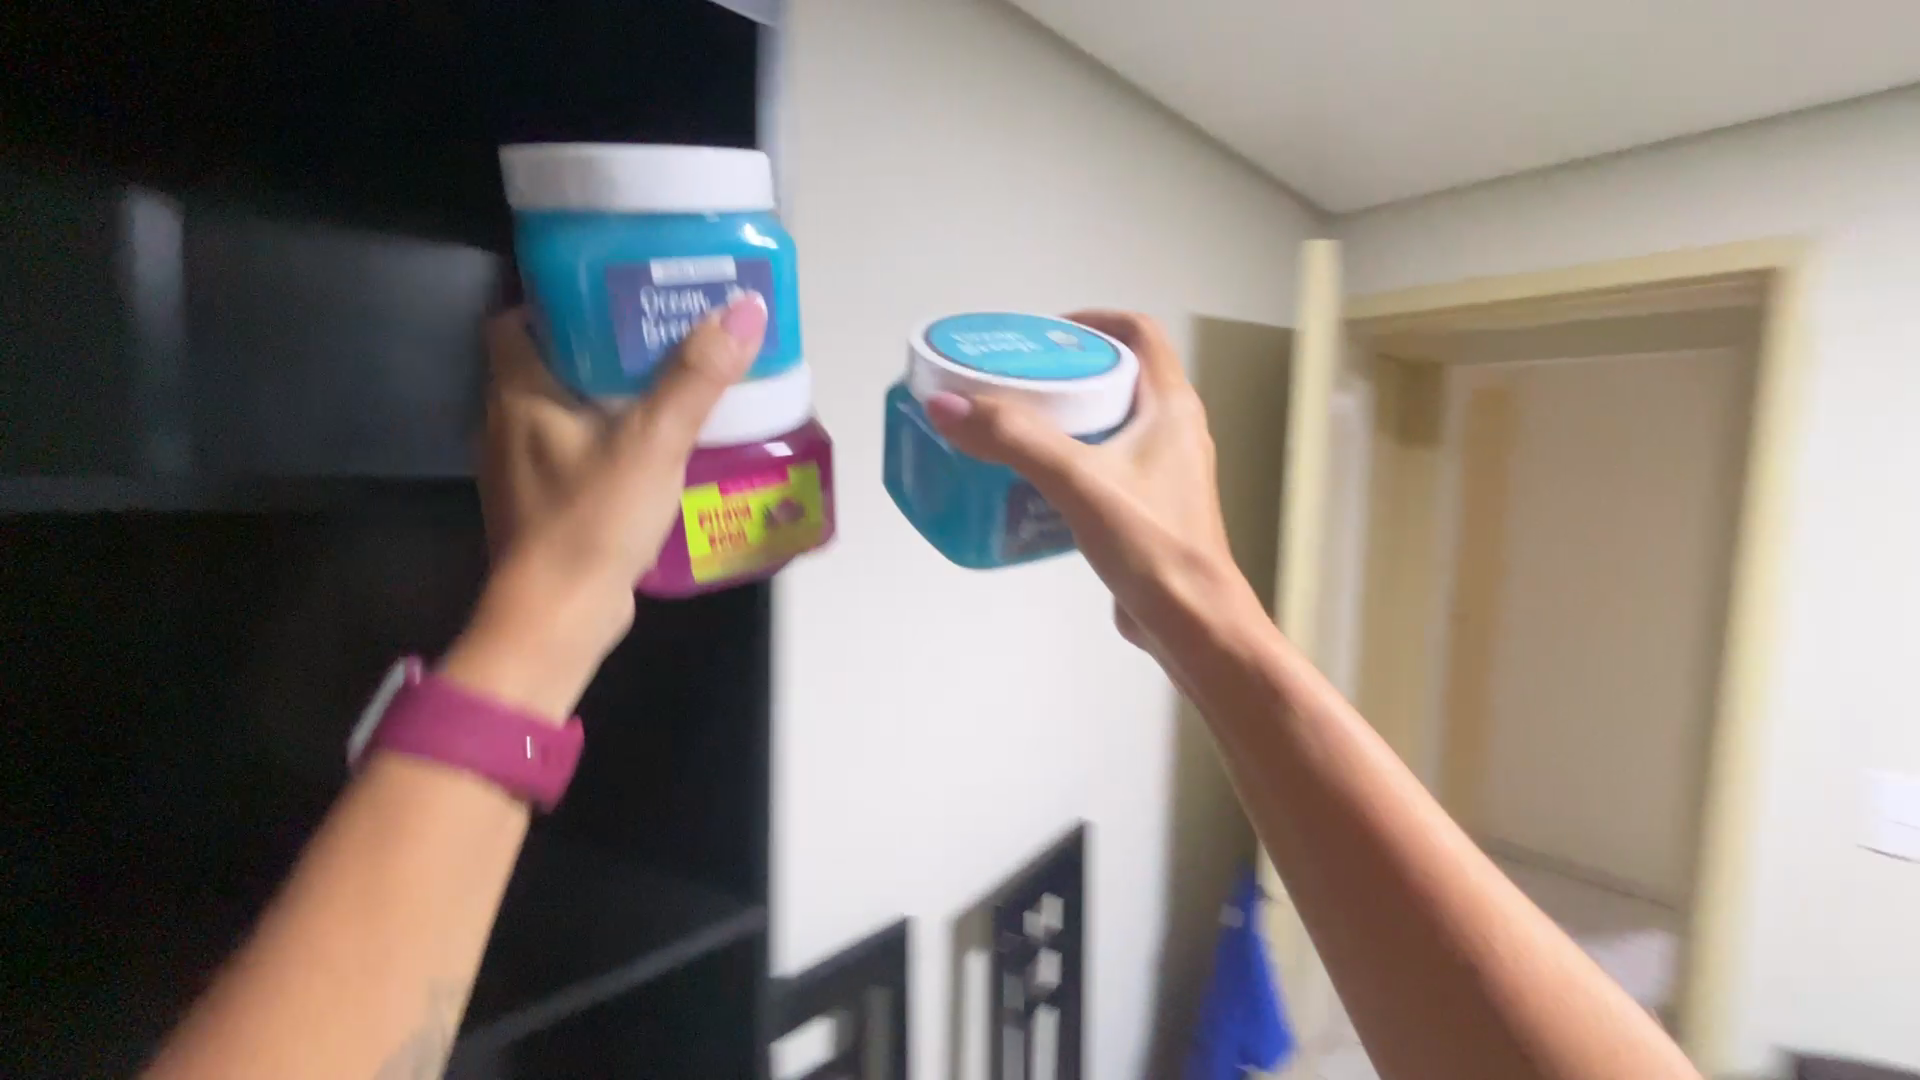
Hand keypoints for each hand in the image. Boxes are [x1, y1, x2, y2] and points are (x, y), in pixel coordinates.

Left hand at [440, 293, 766, 718]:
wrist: (560, 615)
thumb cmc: (593, 519)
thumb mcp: (654, 441)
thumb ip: (697, 377)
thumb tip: (745, 308)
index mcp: (519, 391)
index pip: (520, 318)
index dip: (564, 301)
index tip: (617, 298)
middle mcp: (509, 422)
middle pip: (550, 362)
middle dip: (601, 348)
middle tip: (663, 338)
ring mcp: (524, 469)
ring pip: (566, 410)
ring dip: (609, 396)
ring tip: (669, 387)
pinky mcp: (546, 504)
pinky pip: (578, 452)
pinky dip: (610, 441)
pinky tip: (655, 450)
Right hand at [925, 311, 1266, 669]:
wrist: (1192, 622)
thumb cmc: (1148, 542)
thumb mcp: (1078, 480)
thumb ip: (1013, 439)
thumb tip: (944, 405)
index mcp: (1171, 406)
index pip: (1137, 333)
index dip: (1089, 322)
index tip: (1039, 337)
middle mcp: (1173, 431)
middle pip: (1117, 377)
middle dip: (1063, 373)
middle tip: (1010, 384)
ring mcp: (1163, 472)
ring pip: (1108, 424)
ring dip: (1063, 420)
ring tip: (1011, 428)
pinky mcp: (1147, 509)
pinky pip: (1103, 466)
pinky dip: (1068, 461)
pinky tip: (1029, 481)